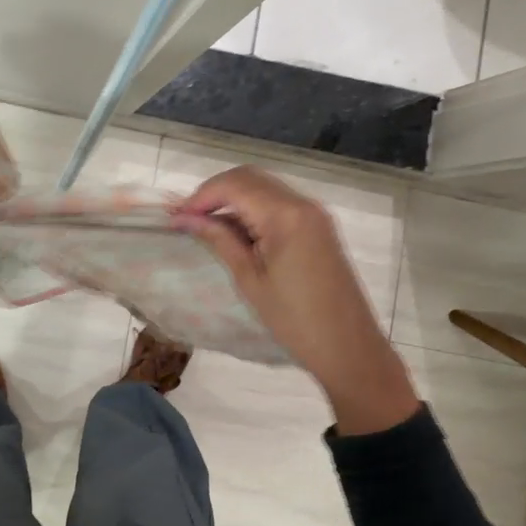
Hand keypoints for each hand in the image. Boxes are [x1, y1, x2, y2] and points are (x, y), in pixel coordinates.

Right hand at [173, 166, 418, 433]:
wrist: (349, 348)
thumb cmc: (294, 320)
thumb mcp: (249, 279)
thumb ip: (218, 239)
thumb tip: (184, 219)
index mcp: (286, 215)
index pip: (234, 185)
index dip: (200, 197)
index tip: (176, 218)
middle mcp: (303, 203)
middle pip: (249, 178)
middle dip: (214, 192)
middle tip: (188, 219)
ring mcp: (314, 213)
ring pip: (264, 187)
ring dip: (233, 198)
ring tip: (206, 226)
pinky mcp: (319, 225)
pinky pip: (279, 202)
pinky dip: (253, 208)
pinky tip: (236, 232)